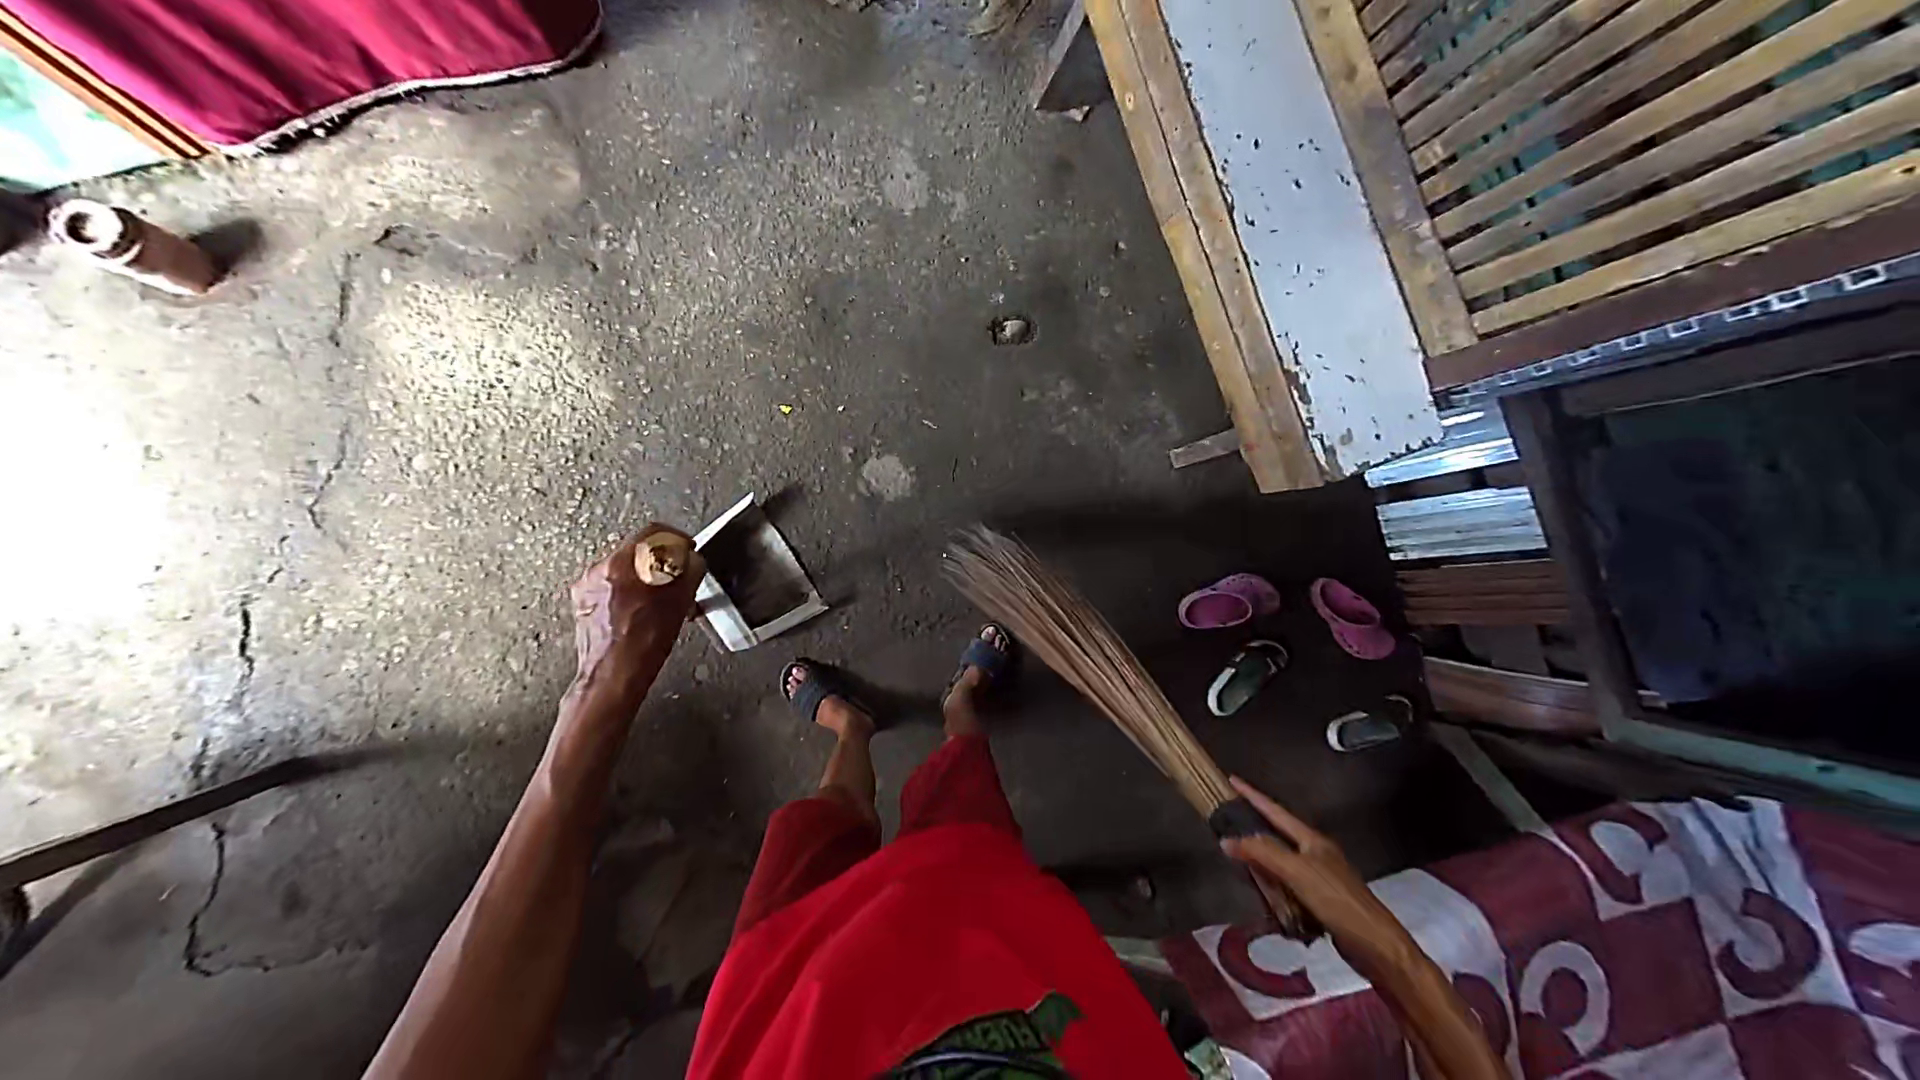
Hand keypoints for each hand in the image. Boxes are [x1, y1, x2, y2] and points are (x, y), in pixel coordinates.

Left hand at [568, 525, 703, 699]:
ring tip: (663, 597)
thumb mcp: (681, 602)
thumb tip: (692, 560)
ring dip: (646, 575)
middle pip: (638, 548)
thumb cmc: (644, 644)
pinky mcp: (584, 600)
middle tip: (679, 574)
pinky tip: (644, 609)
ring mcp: (589, 585)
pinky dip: (629, 589)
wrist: (614, 675)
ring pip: (625, 566)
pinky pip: (612, 583)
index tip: (686, 547)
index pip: (653, 531)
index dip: (677, 537)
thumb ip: (689, 571)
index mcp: (624, 563)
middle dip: (662, 559)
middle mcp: (601, 569)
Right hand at [1219, 776, 1416, 971]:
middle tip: (1227, 819)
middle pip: (1278, 834)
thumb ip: (1263, 853)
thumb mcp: (1297, 872)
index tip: (1231, 779)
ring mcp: (1319, 877)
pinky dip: (1271, 884)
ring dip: (1259, 859)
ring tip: (1235, 855)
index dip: (1253, 795)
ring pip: (1281, 860)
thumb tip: (1227, 840)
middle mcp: (1316, 853)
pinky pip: (1286, 884)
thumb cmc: (1338, 901)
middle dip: (1253, 826)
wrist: (1377, 947)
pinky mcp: (1319, 901)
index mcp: (1312, 840)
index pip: (1276, 811)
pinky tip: (1259, 891)